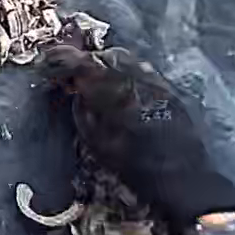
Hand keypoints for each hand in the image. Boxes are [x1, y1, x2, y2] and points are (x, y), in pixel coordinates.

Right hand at [41, 45, 234, 234]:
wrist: (181, 177)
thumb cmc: (131, 164)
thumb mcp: (94, 139)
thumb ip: (82, 109)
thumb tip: (76, 89)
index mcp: (113, 92)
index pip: (83, 64)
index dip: (65, 60)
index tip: (53, 64)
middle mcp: (136, 81)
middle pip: (106, 56)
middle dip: (87, 62)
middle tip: (76, 74)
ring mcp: (157, 83)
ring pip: (126, 60)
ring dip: (108, 66)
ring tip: (99, 80)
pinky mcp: (171, 90)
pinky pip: (144, 71)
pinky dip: (128, 74)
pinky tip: (123, 88)